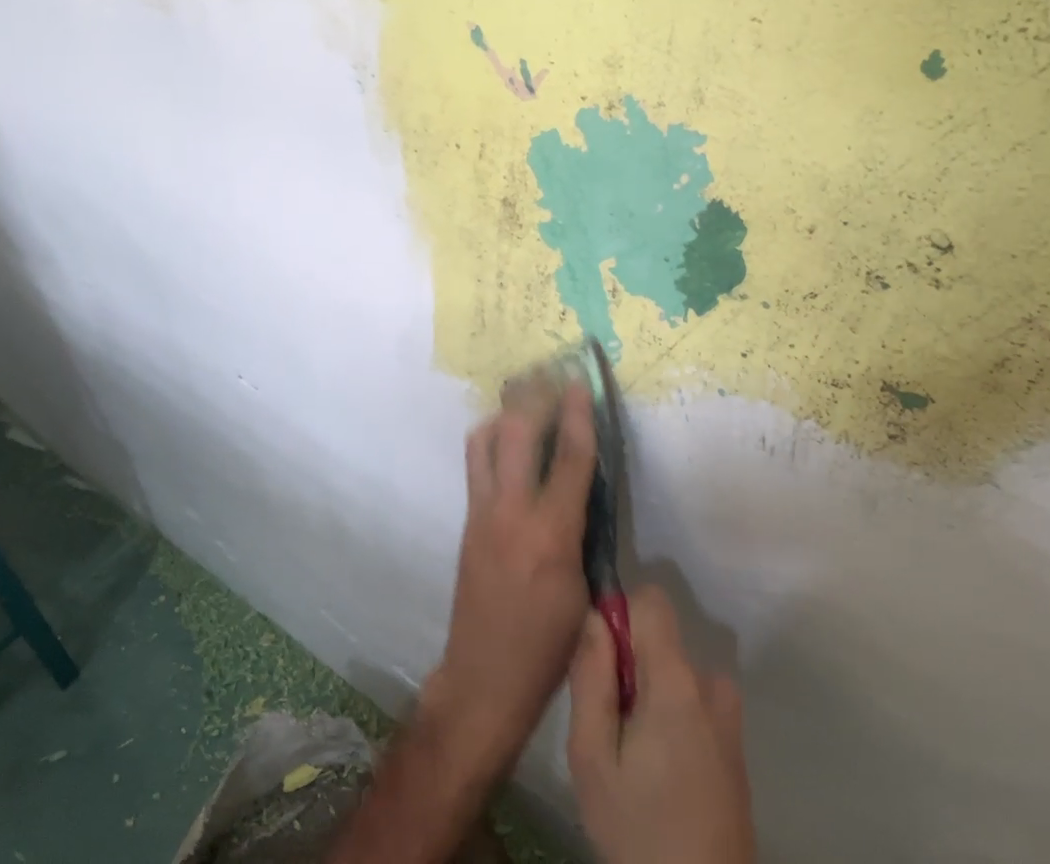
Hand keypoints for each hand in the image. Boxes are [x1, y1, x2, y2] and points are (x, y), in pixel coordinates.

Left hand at [421, 381, 596, 778]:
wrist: (485, 676)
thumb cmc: (548, 644)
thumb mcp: (581, 589)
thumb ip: (582, 533)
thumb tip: (582, 494)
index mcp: (552, 534)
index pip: (570, 459)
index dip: (578, 415)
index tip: (579, 381)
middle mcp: (512, 513)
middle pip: (519, 434)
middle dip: (534, 397)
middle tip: (546, 372)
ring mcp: (482, 515)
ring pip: (484, 443)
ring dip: (504, 414)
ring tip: (522, 400)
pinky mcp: (467, 524)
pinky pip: (477, 467)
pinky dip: (492, 443)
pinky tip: (507, 442)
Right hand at [567, 586, 754, 863]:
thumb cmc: (638, 826)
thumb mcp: (592, 757)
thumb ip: (591, 678)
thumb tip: (595, 615)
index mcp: (676, 681)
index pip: (651, 601)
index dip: (618, 614)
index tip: (596, 656)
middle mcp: (711, 683)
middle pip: (660, 642)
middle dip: (627, 668)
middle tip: (608, 727)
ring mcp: (729, 711)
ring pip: (672, 675)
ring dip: (647, 697)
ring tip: (631, 756)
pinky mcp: (734, 737)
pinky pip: (691, 700)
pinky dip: (669, 717)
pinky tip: (657, 769)